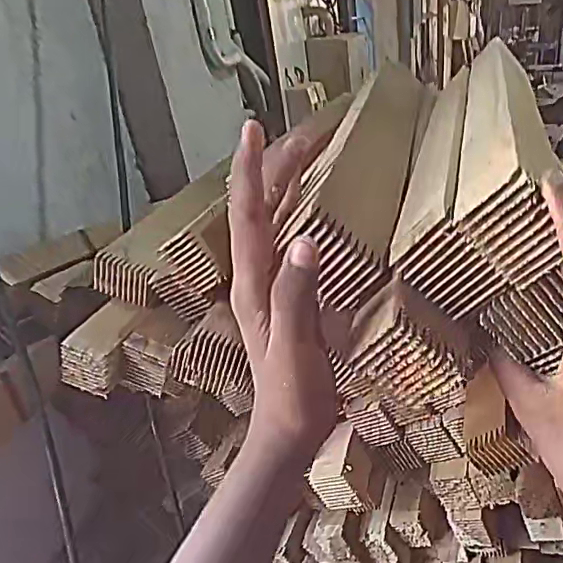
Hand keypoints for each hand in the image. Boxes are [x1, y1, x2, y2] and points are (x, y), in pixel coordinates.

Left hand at [228, 120, 336, 465]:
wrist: (287, 434)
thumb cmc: (292, 395)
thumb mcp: (295, 346)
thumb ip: (296, 295)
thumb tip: (306, 240)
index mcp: (252, 285)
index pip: (247, 215)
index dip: (249, 170)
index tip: (254, 128)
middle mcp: (254, 281)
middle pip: (259, 211)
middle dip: (275, 168)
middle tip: (304, 134)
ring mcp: (268, 291)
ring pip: (273, 225)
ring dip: (285, 188)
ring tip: (307, 157)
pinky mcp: (285, 303)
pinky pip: (287, 247)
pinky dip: (300, 218)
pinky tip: (315, 212)